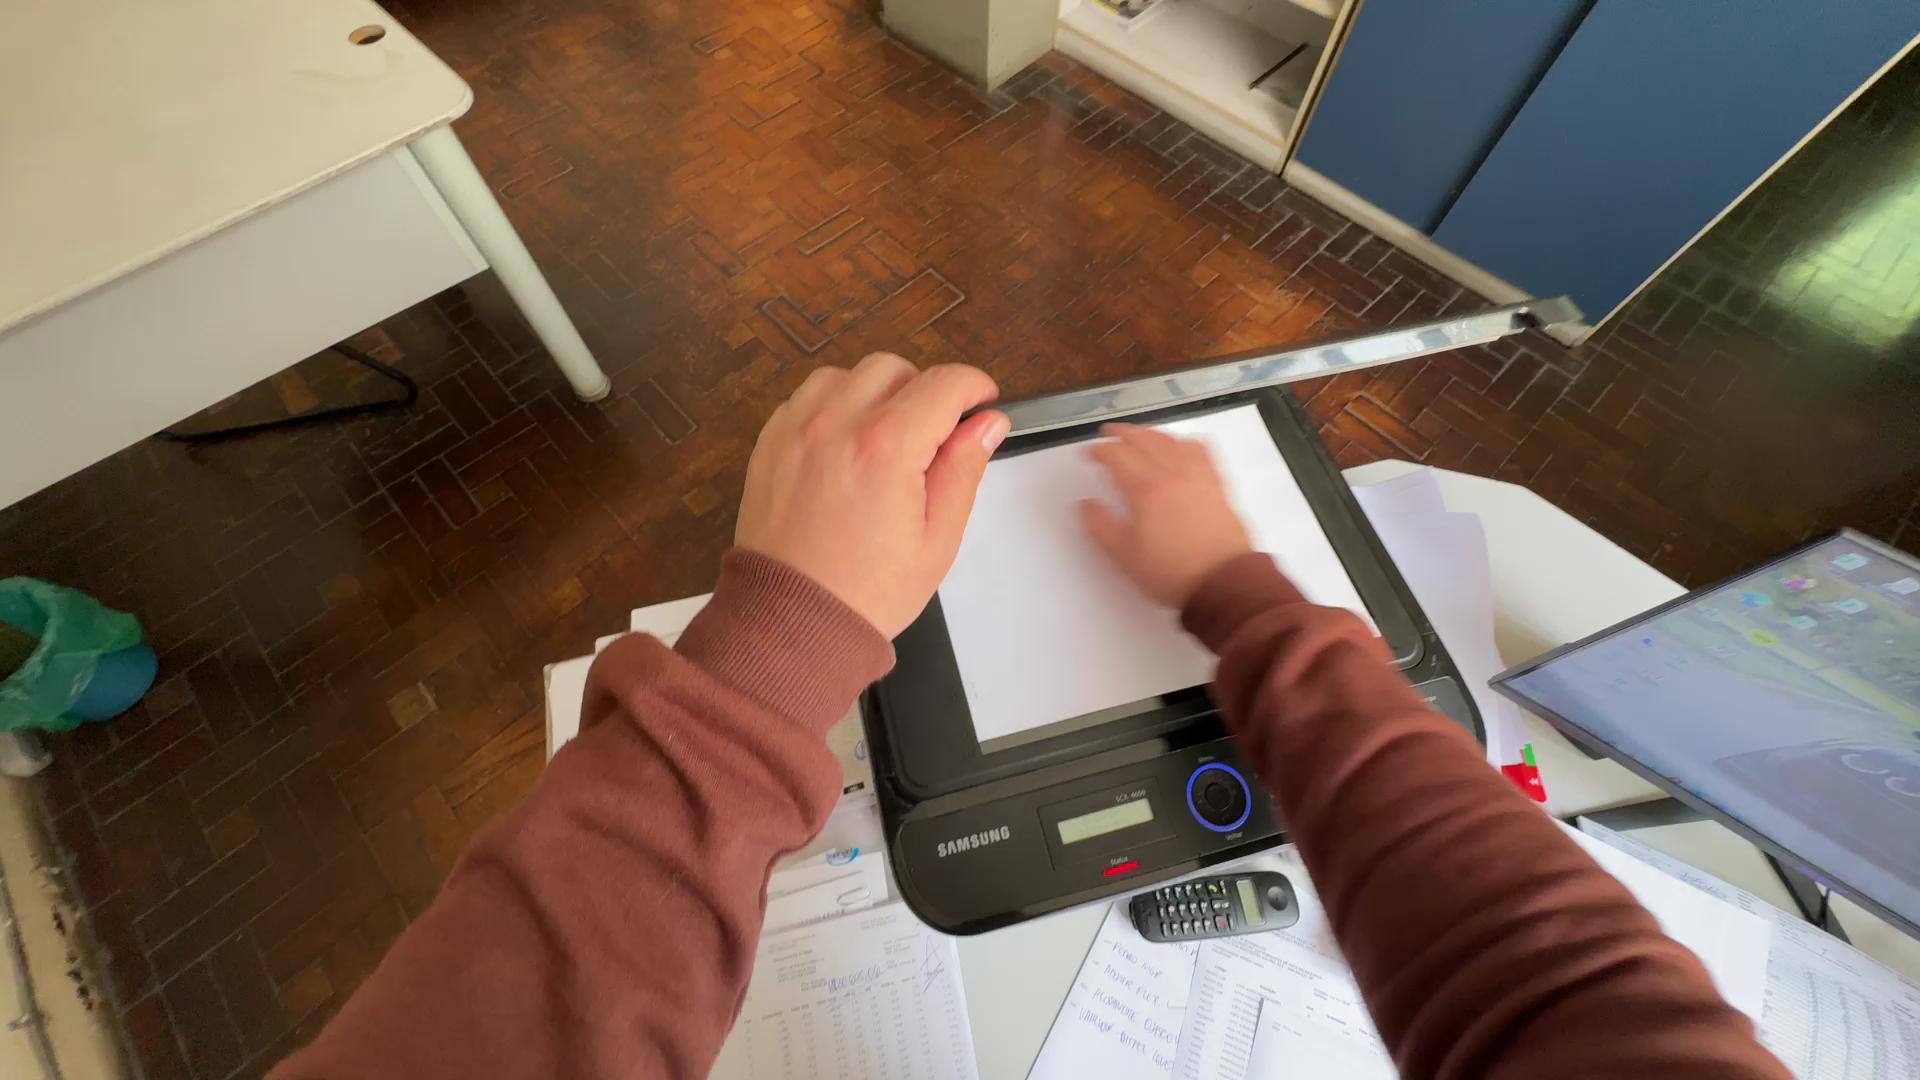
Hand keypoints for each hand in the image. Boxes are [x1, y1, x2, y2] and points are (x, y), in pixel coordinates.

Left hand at [736, 353, 1007, 637]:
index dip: (974, 387)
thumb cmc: (865, 592)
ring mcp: (796, 431)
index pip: (943, 384)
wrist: (794, 621)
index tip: (982, 400)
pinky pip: (808, 397)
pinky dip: (836, 406)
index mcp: (885, 448)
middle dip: (925, 390)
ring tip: (888, 438)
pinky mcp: (771, 443)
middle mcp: (836, 426)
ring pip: (847, 374)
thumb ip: (964, 469)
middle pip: (894, 368)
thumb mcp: (938, 539)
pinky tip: (849, 445)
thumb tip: (986, 424)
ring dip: (877, 393)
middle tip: (935, 432)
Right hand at [1078, 424, 1252, 608]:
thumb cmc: (1169, 572)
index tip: (1088, 452)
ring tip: (1140, 435)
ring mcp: (1199, 477)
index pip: (1119, 456)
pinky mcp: (1218, 485)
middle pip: (1145, 440)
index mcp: (1146, 489)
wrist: (1223, 583)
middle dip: (1123, 433)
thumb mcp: (1124, 556)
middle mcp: (1172, 474)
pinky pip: (1203, 452)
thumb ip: (1100, 526)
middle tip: (1108, 432)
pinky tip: (1182, 446)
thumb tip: (1086, 503)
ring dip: (1152, 433)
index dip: (1100, 450)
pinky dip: (1186, 442)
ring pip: (1173, 441)